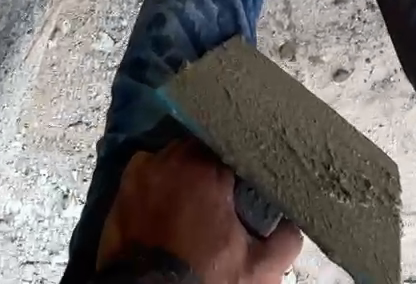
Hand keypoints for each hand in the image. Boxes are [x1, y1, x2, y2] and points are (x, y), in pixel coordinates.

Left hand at [96, 139, 302, 283]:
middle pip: (201, 148)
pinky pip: (147, 169)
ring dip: (184, 169)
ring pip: (173, 155)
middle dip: (211, 164)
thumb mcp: (256, 269)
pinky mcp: (124, 185)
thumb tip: (291, 222)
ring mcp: (145, 168)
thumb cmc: (204, 276)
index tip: (247, 175)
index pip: (232, 145)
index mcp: (208, 166)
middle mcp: (174, 156)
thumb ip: (284, 240)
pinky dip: (157, 179)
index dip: (241, 159)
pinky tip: (165, 198)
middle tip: (221, 190)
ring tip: (193, 194)